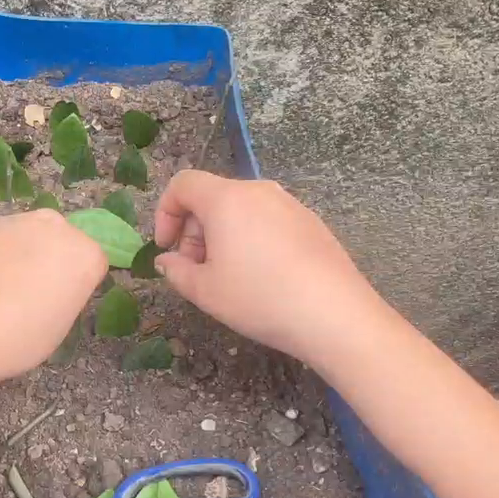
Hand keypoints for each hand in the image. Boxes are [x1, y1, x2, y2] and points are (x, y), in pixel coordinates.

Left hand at [0, 209, 107, 383]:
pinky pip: (6, 238)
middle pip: (65, 243)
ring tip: (4, 288)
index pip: (94, 265)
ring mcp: (19, 220)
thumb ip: (67, 296)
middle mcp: (57, 227)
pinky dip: (0, 253)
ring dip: (27, 254)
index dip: (77, 286)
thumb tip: (56, 285)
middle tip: (33, 294)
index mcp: (85, 254)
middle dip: (54, 262)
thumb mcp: (59, 328)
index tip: (60, 304)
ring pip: (34, 237)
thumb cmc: (16, 337)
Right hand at [152, 170, 389, 369]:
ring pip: (241, 210)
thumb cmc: (259, 298)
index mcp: (226, 199)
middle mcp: (258, 191)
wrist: (333, 314)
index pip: (183, 184)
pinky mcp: (311, 222)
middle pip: (212, 197)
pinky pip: (268, 220)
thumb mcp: (205, 291)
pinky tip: (262, 277)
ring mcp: (289, 204)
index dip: (165, 212)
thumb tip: (166, 260)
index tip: (165, 248)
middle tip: (195, 270)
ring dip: (222, 236)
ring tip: (228, 277)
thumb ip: (176, 271)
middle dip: (194, 230)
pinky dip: (251, 238)